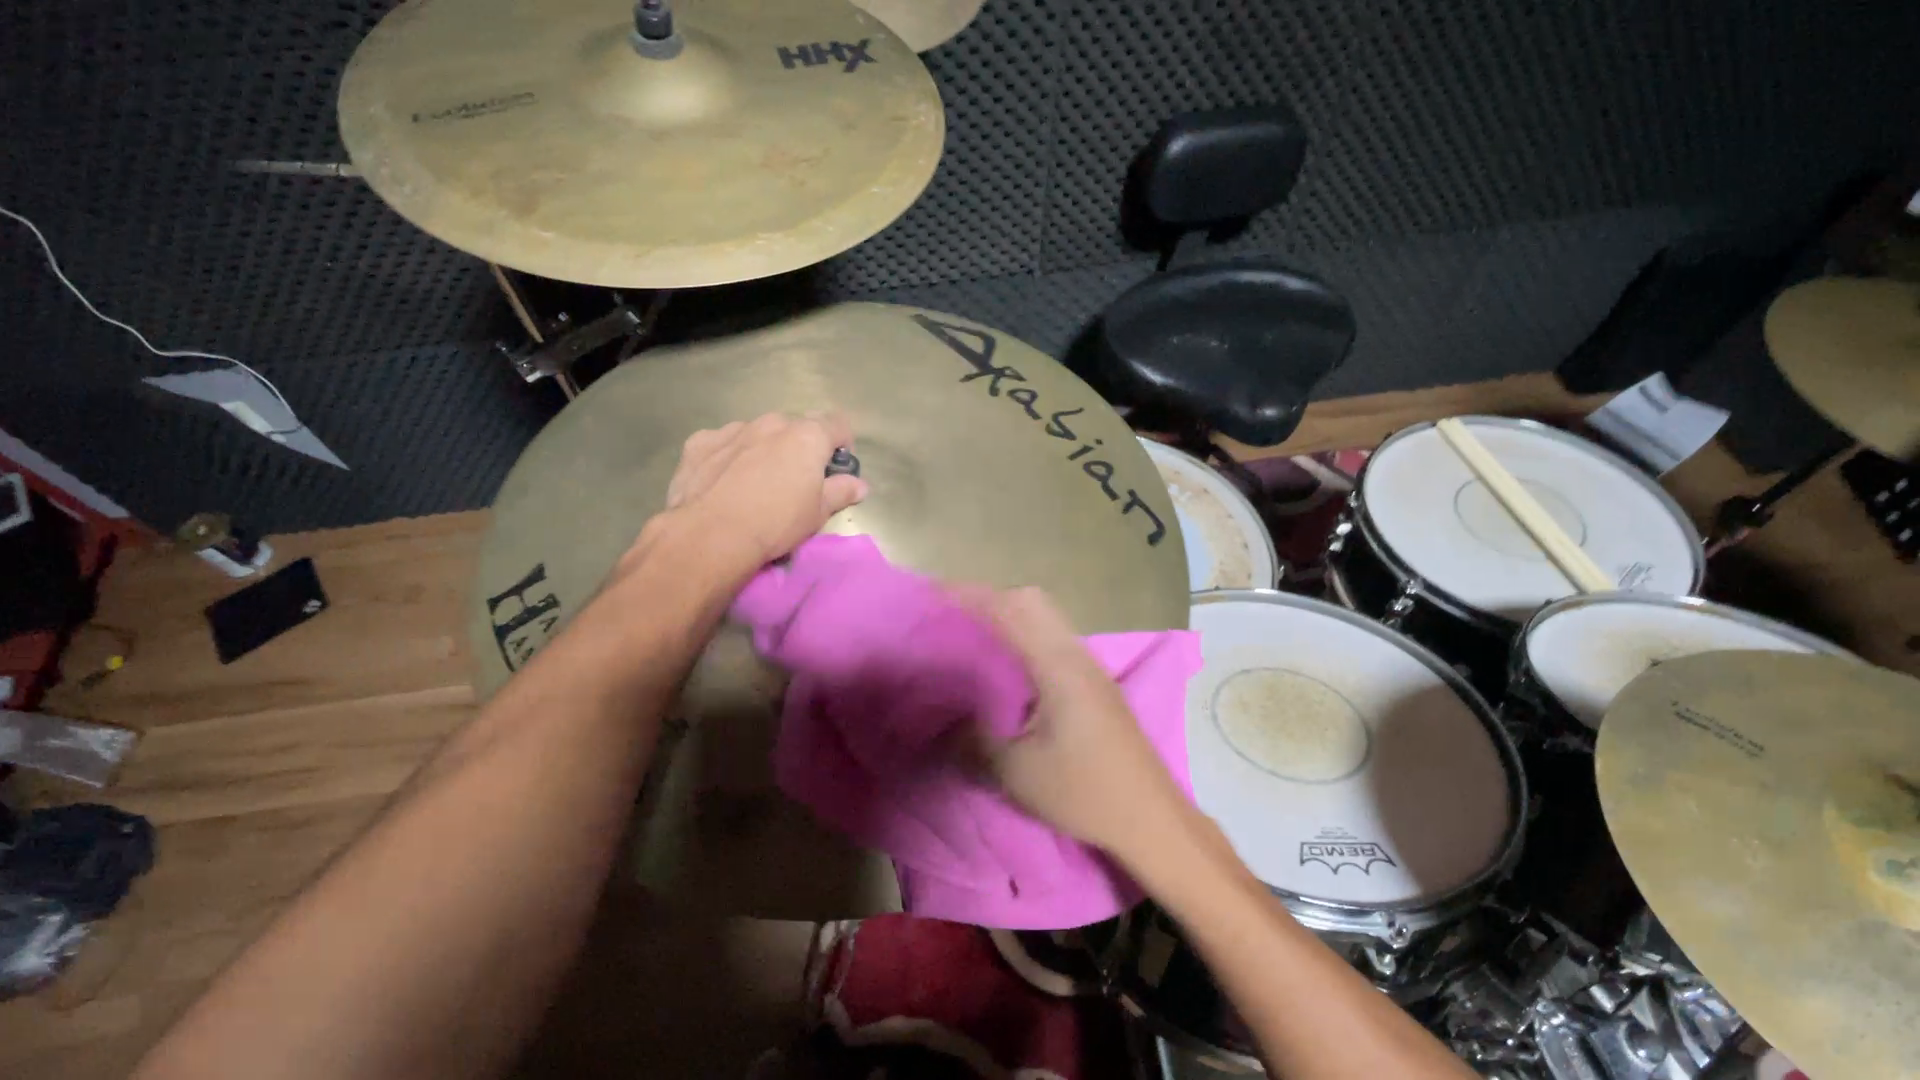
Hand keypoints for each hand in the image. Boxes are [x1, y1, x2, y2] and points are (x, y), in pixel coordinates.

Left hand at [648, 411, 867, 569]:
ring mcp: (733, 430)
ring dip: (762, 450)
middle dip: (798, 449)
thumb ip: (841, 492)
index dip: (841, 444)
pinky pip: (722, 444)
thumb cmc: (775, 523)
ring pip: (757, 434)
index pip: (837, 424)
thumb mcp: (818, 514)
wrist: (711, 535)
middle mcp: (772, 423)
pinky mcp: (700, 442)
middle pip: (794, 428)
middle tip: (793, 482)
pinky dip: (727, 457)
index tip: (834, 469)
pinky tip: (721, 483)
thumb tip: (860, 484)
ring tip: (753, 484)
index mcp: (807, 436)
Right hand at [961, 587, 1193, 858]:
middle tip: (948, 617)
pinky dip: (1024, 638)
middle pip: (1031, 602)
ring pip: (1046, 620)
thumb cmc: (1085, 791)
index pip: (1010, 610)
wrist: (1151, 819)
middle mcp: (1077, 655)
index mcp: (1058, 666)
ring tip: (970, 636)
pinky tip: (1005, 668)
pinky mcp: (1096, 686)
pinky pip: (1053, 641)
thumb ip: (973, 742)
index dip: (969, 597)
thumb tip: (940, 727)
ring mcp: (1091, 669)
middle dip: (988, 600)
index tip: (931, 598)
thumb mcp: (1018, 772)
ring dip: (1008, 618)